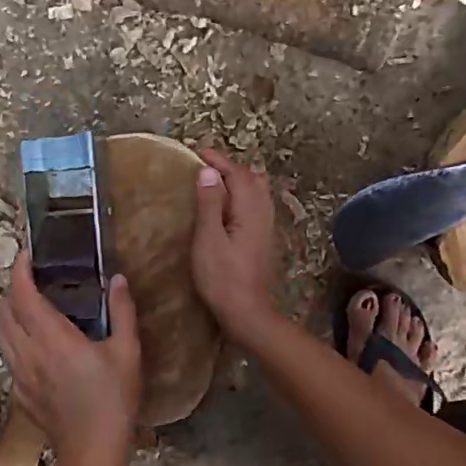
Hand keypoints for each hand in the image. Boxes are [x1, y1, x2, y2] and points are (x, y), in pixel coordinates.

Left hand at [0, 253, 142, 465]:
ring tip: (31, 306)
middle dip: (12, 289)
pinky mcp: (19, 392)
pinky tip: (36, 343)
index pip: (22, 293)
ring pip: (0, 333)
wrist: (91, 453)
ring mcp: (19, 374)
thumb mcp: (127, 353)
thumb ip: (122, 312)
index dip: (20, 270)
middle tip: (32, 279)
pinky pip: (7, 354)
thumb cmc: (112, 401)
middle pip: (2, 310)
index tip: (28, 255)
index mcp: (51, 337)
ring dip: (9, 313)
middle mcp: (27, 351)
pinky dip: (13, 337)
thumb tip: (118, 280)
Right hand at [191, 148, 278, 338]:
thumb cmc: (222, 277)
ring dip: (239, 179)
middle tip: (206, 163)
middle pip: (253, 179)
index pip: (237, 175)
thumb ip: (209, 204)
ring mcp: (267, 228)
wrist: (246, 312)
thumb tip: (208, 172)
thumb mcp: (208, 239)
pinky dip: (244, 194)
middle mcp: (263, 215)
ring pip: (259, 192)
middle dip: (231, 166)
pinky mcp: (264, 241)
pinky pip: (258, 205)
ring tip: (217, 178)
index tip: (198, 152)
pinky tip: (231, 204)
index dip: (219, 161)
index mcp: (249, 211)